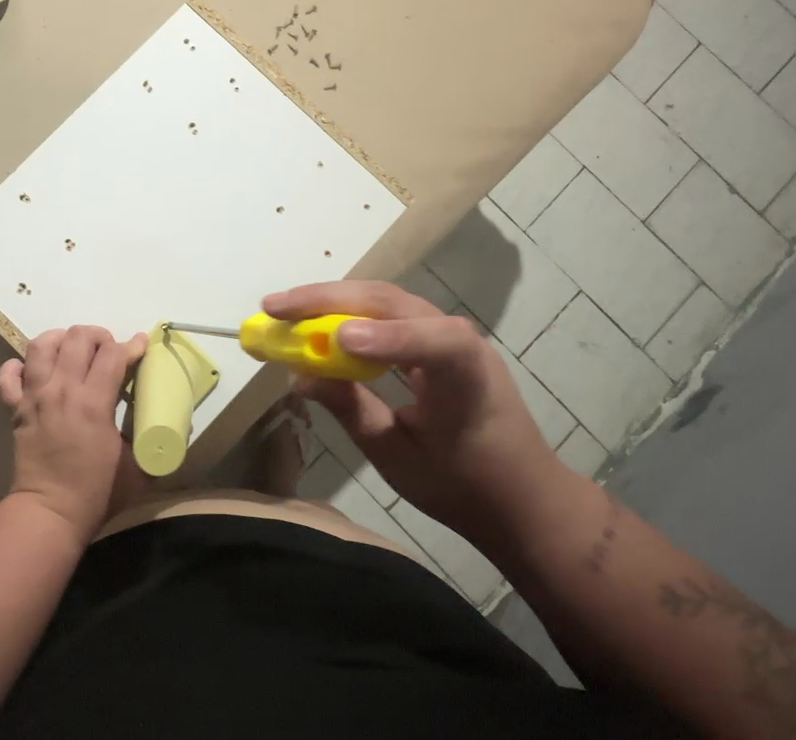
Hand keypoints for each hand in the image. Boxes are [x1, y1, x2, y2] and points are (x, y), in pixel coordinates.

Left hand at [0, 326, 148, 541]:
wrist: (51, 512)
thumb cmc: (97, 492)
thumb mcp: (137, 466)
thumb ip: (153, 439)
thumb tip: (172, 426)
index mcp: (94, 402)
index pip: (113, 354)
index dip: (131, 345)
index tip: (140, 345)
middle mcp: (62, 390)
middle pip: (77, 338)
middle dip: (97, 336)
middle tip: (107, 350)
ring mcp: (34, 396)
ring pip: (40, 346)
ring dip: (59, 340)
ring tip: (71, 349)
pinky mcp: (14, 408)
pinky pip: (8, 375)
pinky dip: (17, 367)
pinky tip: (31, 372)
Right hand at [264, 281, 564, 543]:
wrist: (521, 496)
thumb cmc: (465, 486)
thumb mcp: (400, 459)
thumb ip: (352, 411)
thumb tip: (300, 376)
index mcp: (466, 379)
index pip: (436, 342)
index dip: (388, 336)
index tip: (338, 341)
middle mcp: (462, 343)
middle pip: (392, 301)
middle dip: (329, 301)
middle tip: (274, 308)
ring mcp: (449, 334)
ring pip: (386, 300)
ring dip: (332, 300)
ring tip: (284, 308)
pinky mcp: (436, 338)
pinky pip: (388, 313)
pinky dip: (347, 312)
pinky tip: (316, 321)